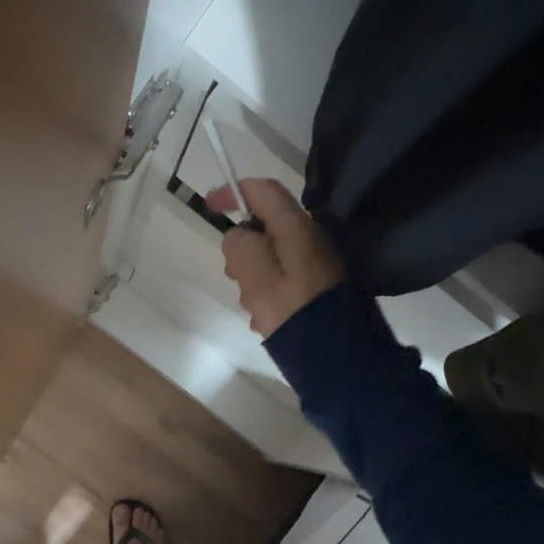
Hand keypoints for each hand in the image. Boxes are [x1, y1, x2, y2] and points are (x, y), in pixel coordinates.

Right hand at [206, 179, 345, 336]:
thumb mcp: (255, 275)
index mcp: (295, 228)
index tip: (209, 204)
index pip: (263, 191)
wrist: (334, 351)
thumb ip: (240, 246)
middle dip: (242, 248)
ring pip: (272, 256)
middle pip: (266, 228)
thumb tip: (237, 235)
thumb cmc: (290, 310)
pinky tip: (263, 317)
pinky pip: (284, 279)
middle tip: (232, 275)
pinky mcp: (318, 285)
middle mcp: (310, 238)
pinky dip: (267, 292)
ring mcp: (316, 262)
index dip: (234, 192)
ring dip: (252, 276)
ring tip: (250, 306)